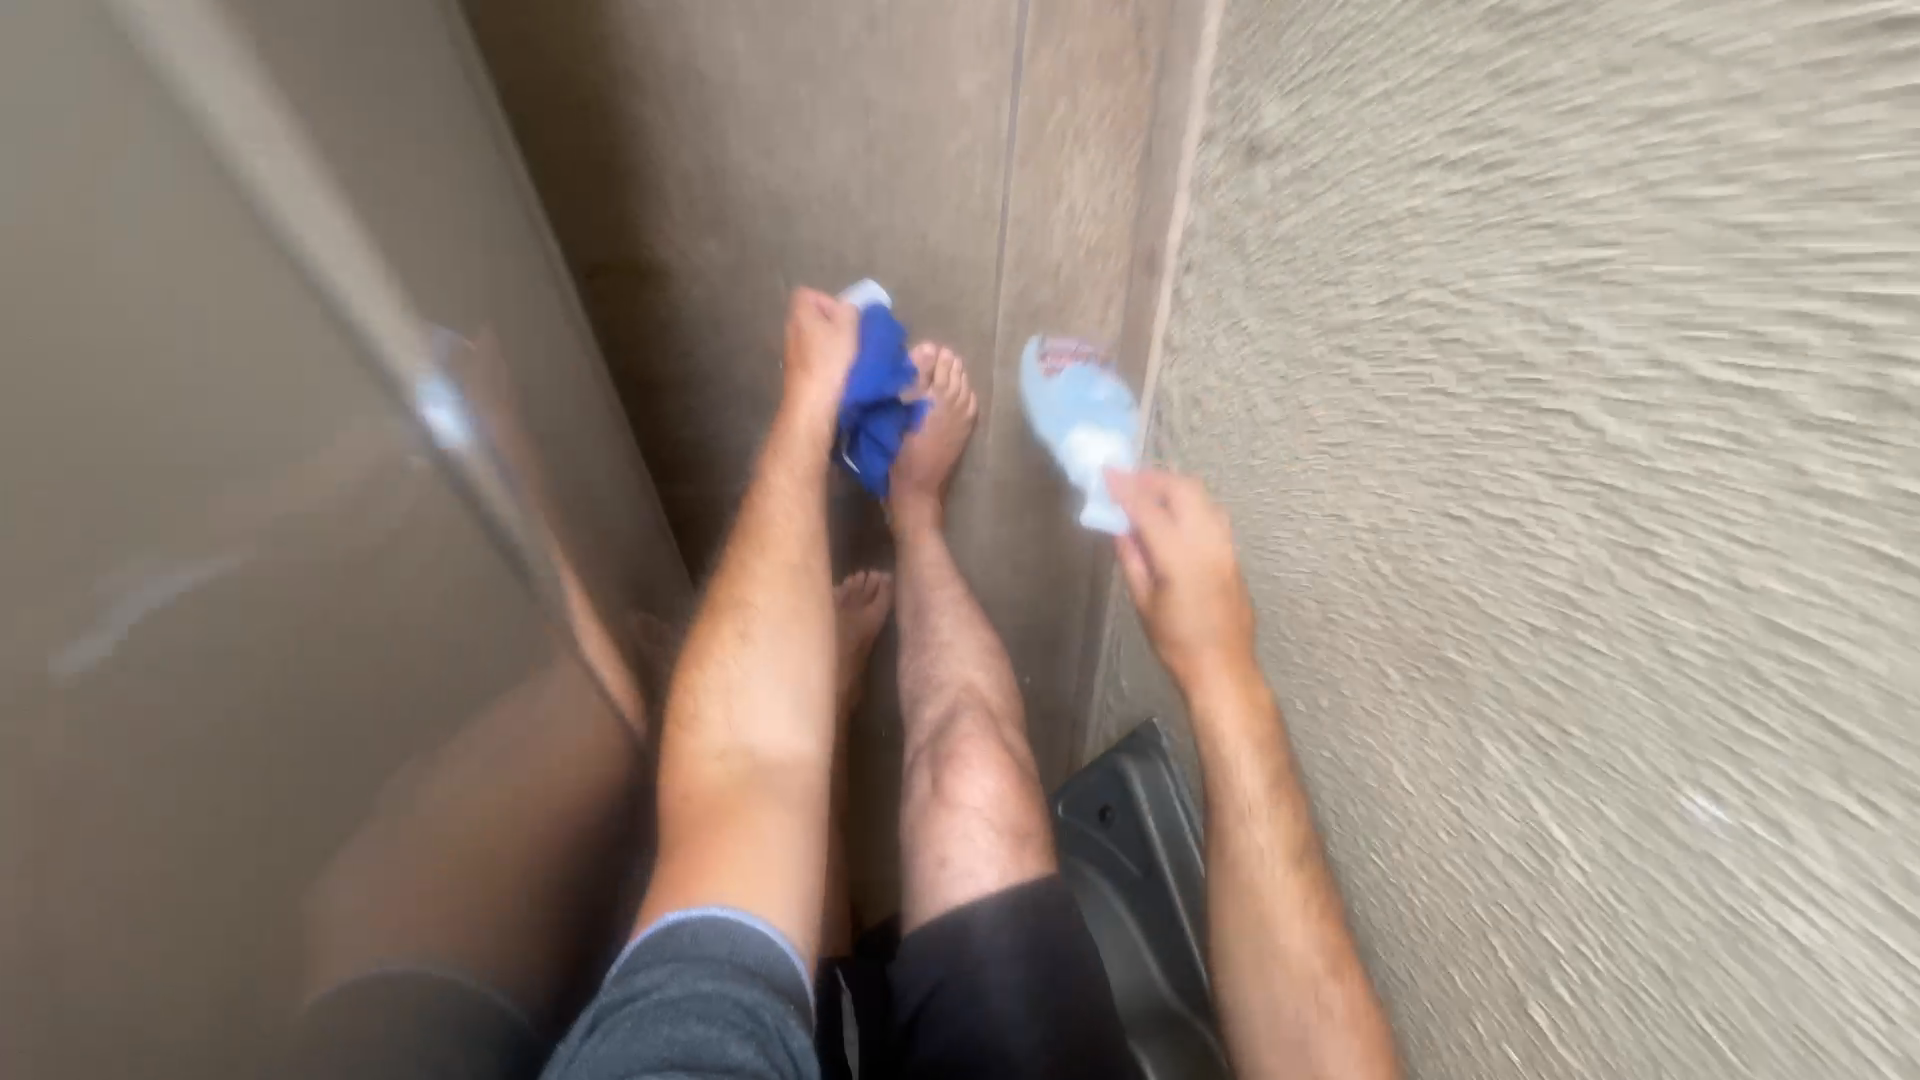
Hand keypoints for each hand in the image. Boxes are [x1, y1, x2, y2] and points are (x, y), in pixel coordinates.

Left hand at [782, 287, 860, 416]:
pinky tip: (838, 372)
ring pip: (814, 338)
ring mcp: (791, 351)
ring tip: (847, 357)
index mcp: (800, 313)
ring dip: (830, 345)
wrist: (812, 401)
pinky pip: (813, 357)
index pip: (808, 294)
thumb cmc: (830, 360)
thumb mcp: (847, 329)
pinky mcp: (796, 371)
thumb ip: (848, 311)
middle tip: (849, 337)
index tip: (843, 318)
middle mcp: (790, 329)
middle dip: (833, 325)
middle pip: (812, 317)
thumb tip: (846, 310)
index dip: (827, 301)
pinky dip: (825, 361)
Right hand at [1107, 468, 1256, 690]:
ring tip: (1149, 496)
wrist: (1222, 667)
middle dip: (1153, 479)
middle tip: (1128, 481)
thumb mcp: (1143, 601)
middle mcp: (1207, 543)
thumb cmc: (1175, 642)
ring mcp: (1226, 546)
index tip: (1107, 472)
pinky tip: (1173, 517)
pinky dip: (1190, 505)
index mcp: (1178, 557)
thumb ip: (1132, 558)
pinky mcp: (1234, 554)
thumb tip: (1120, 528)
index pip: (1147, 509)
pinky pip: (1212, 514)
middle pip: (1183, 489)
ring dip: (1175, 488)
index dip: (1125, 487)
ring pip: (1203, 497)